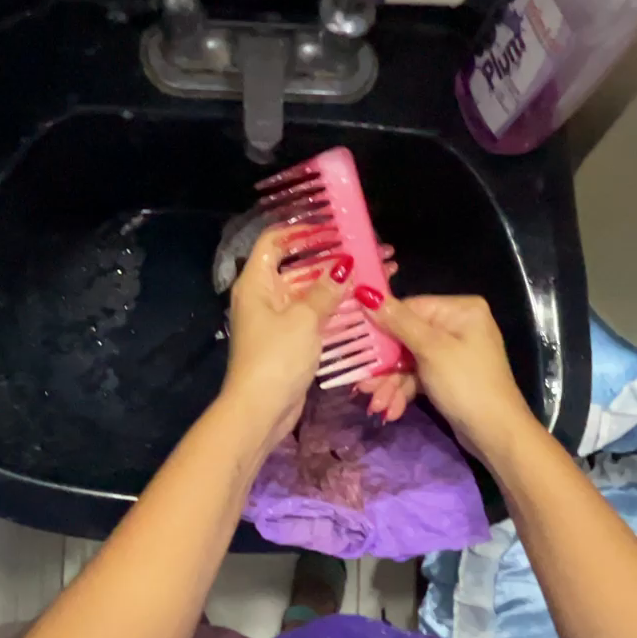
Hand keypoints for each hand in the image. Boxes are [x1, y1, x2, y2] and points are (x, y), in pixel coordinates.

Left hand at [220, 226, 353, 435]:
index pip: (275, 241)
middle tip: (372, 251)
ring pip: (312, 292)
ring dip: (342, 284)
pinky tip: (366, 303)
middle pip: (300, 266)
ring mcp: (279, 319)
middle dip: (335, 258)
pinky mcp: (292, 341)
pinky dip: (338, 308)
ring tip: (379, 273)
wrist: (261, 410)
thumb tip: (346, 264)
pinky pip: (316, 315)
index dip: (303, 231)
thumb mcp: (303, 319)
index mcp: (257, 282)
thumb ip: (326, 289)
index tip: (336, 227)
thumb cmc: (276, 358)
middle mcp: (265, 296)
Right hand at [359, 294, 533, 454]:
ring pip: (408, 361)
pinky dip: (404, 392)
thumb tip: (365, 292)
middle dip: (384, 365)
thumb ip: (397, 321)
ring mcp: (451, 352)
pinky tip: (392, 411)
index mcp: (460, 310)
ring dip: (390, 384)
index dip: (381, 327)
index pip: (409, 308)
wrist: (495, 433)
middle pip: (405, 336)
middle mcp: (457, 326)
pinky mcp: (446, 376)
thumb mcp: (430, 350)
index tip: (356, 344)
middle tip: (363, 386)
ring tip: (377, 405)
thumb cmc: (466, 384)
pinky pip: (417, 376)